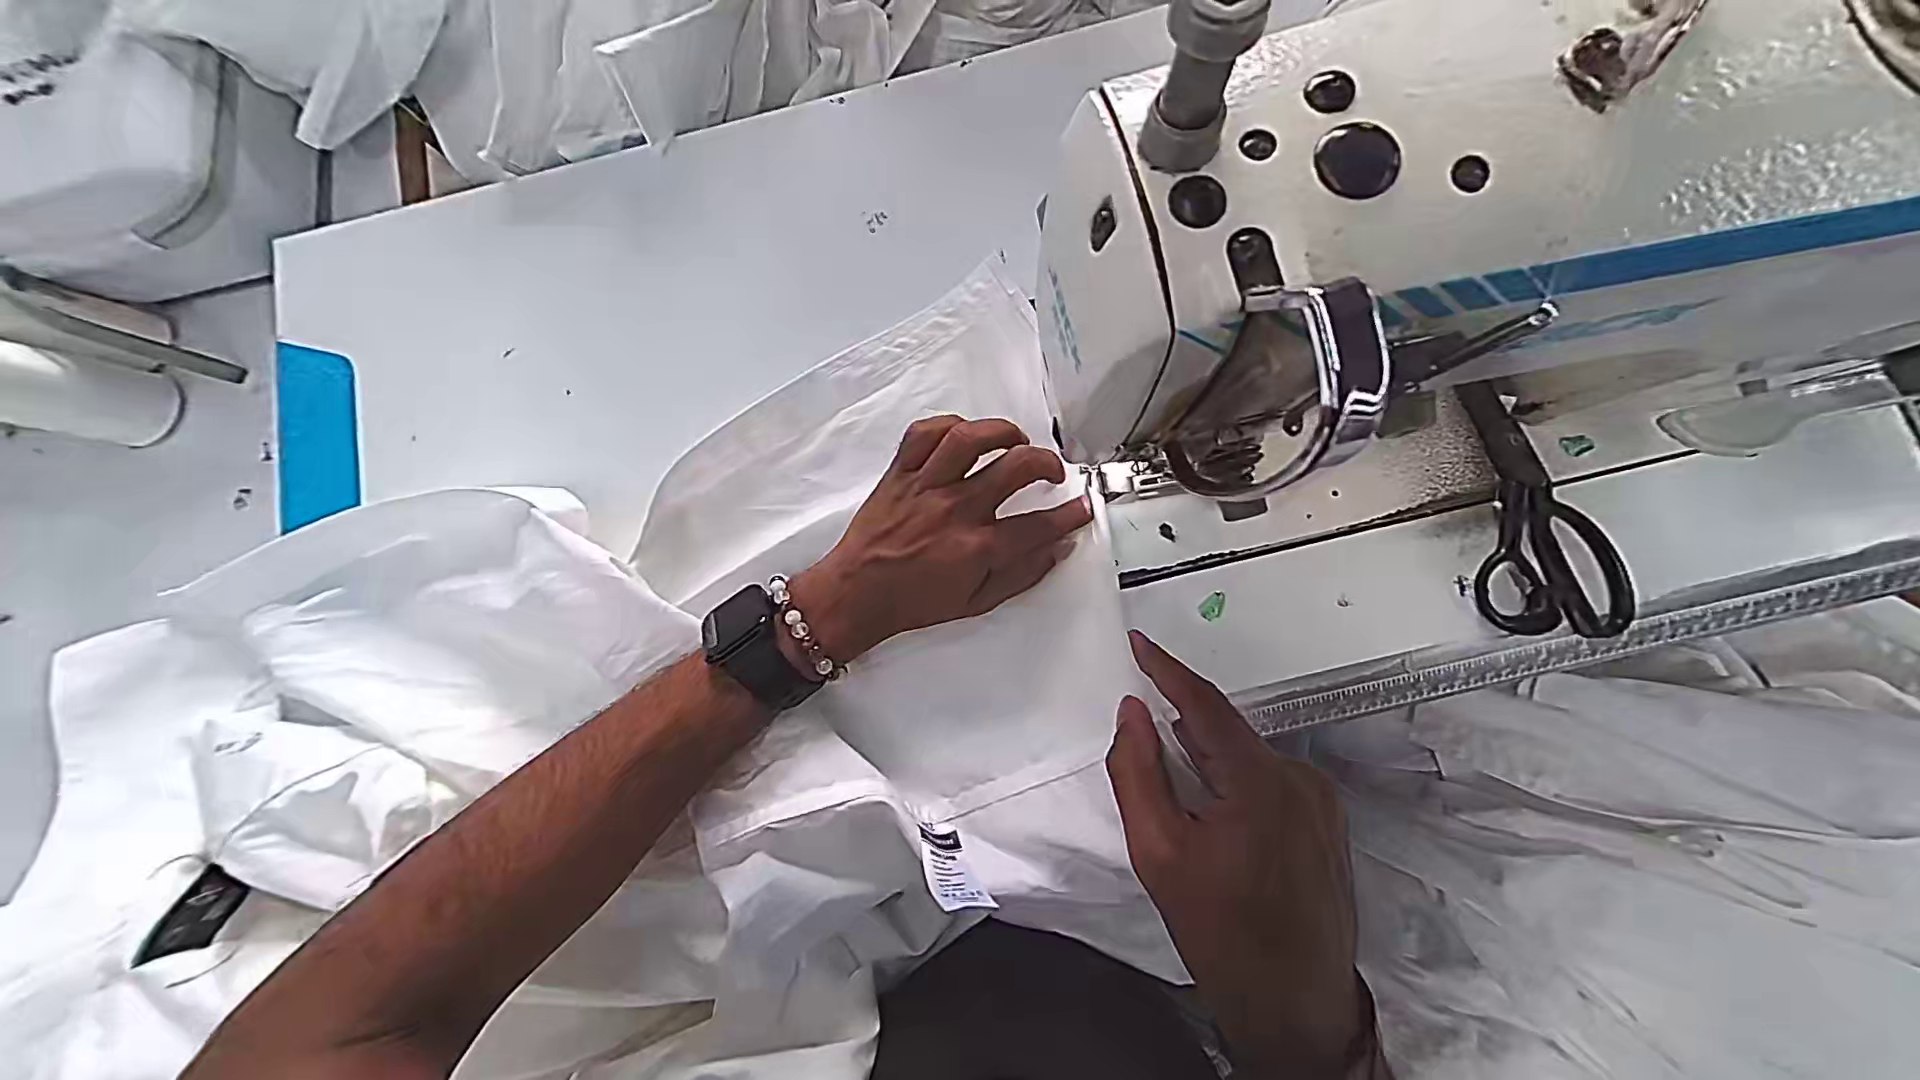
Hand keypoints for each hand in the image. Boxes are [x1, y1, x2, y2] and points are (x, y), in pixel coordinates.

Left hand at [789, 415, 1092, 663]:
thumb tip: (1055, 550)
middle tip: (1053, 472)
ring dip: (1002, 432)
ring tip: (1015, 441)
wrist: (857, 594)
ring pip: (970, 439)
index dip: (1070, 514)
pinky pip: (923, 433)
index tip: (1081, 508)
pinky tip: (964, 436)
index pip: (1039, 525)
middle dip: (1048, 463)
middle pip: (1016, 468)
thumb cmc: (911, 600)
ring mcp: (925, 488)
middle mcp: (953, 511)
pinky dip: (948, 426)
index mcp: (975, 548)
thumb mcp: (976, 601)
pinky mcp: (900, 474)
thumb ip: (1021, 575)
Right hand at [1106, 631, 1367, 1078]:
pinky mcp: (1326, 815)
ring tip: (1183, 808)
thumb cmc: (1221, 934)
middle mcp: (1299, 778)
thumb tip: (1132, 713)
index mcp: (1260, 783)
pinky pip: (1266, 775)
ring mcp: (1319, 797)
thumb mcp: (1157, 852)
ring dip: (1206, 759)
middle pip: (1223, 730)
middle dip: (1179, 729)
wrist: (1296, 1008)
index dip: (1166, 668)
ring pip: (1244, 754)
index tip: (1138, 642)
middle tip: (1143, 745)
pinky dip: (1232, 778)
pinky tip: (1216, 819)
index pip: (1203, 705)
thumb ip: (1136, 771)